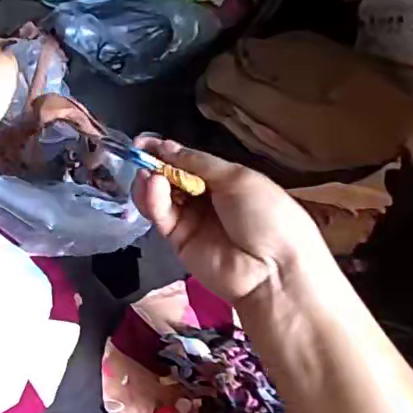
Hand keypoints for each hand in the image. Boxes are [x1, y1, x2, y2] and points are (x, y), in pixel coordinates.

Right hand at [131, 138, 329, 305]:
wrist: (273, 270)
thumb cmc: (267, 216)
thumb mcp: (238, 178)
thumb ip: (199, 163)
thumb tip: (168, 147)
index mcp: (227, 181)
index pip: (190, 162)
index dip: (169, 151)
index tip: (146, 141)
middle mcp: (207, 200)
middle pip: (172, 178)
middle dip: (155, 164)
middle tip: (139, 152)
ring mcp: (192, 221)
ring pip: (162, 197)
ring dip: (151, 181)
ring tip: (146, 172)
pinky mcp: (178, 241)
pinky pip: (161, 216)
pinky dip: (153, 200)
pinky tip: (151, 186)